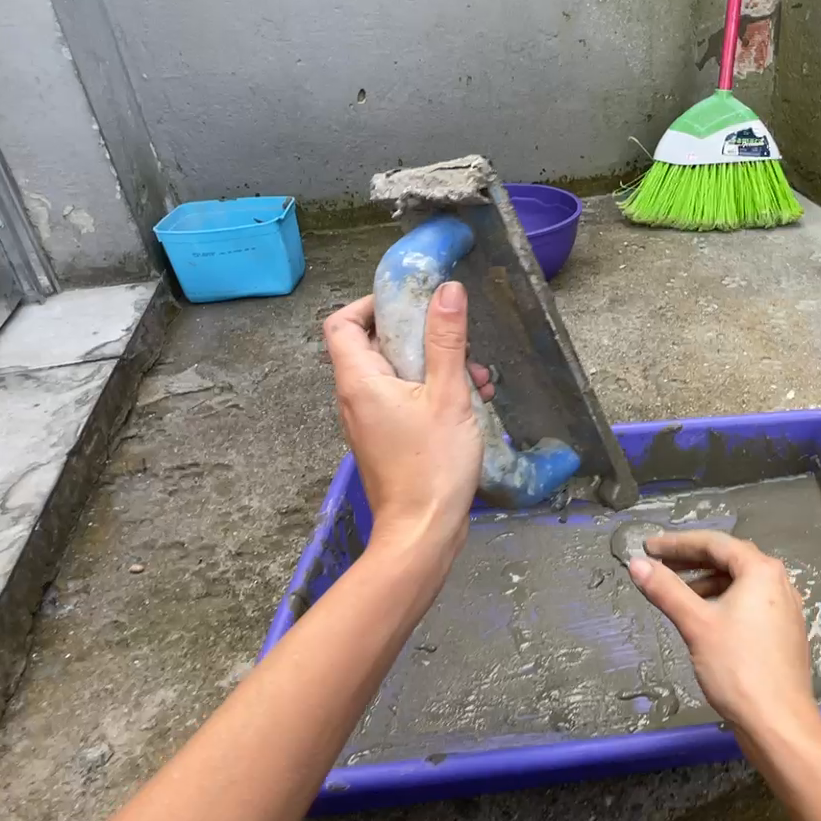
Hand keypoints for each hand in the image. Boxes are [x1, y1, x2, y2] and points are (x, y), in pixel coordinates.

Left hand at [321, 284, 491, 555]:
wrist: (423, 531)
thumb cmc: (433, 462)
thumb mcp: (448, 394)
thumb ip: (447, 340)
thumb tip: (447, 289)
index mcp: (360, 380)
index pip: (342, 322)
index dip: (371, 303)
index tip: (413, 302)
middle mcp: (356, 397)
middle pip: (374, 344)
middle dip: (421, 336)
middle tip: (459, 340)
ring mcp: (371, 420)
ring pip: (397, 373)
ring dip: (436, 366)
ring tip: (478, 377)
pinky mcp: (388, 438)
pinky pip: (405, 398)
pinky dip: (434, 391)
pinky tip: (472, 401)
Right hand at [627, 531, 818, 741]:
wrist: (779, 724)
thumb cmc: (738, 668)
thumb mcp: (696, 624)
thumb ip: (666, 590)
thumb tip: (637, 564)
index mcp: (762, 570)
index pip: (715, 543)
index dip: (678, 543)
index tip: (649, 547)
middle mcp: (779, 581)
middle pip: (729, 559)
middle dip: (692, 560)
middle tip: (659, 564)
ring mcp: (785, 607)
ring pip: (740, 582)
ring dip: (707, 582)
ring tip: (678, 593)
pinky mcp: (785, 630)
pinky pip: (750, 602)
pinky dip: (724, 601)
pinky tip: (706, 618)